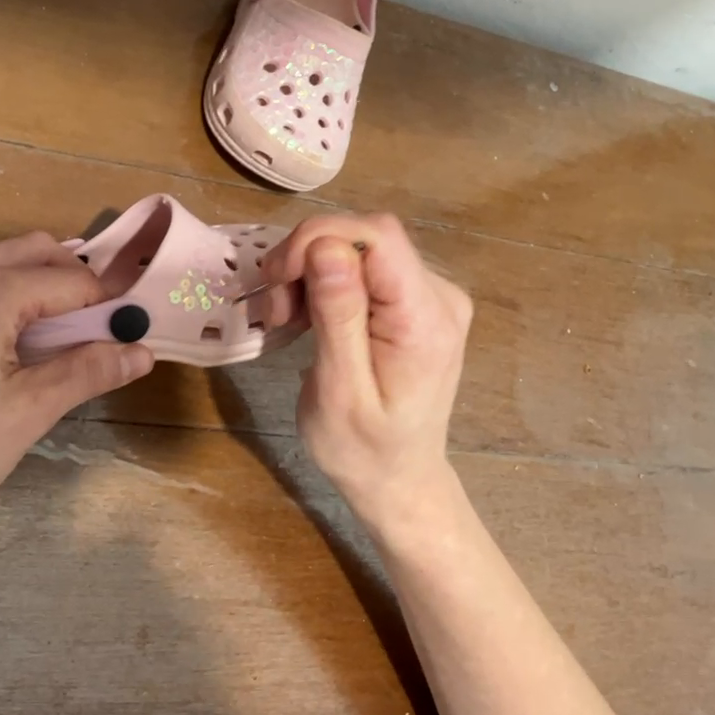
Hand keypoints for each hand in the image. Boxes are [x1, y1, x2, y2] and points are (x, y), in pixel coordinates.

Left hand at [0, 231, 153, 577]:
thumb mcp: (25, 416)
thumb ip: (86, 372)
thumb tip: (142, 351)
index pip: (70, 280)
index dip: (106, 304)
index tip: (127, 329)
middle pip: (32, 249)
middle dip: (70, 281)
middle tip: (89, 330)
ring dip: (23, 271)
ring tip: (37, 320)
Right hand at [260, 213, 472, 531]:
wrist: (396, 478)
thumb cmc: (361, 448)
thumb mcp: (339, 389)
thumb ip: (338, 315)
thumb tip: (325, 246)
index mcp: (426, 319)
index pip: (377, 237)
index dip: (319, 240)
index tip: (278, 279)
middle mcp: (439, 295)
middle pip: (365, 237)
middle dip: (306, 258)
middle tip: (274, 308)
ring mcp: (429, 295)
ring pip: (357, 247)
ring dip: (308, 271)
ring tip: (285, 317)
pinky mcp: (411, 300)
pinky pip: (360, 267)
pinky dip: (321, 281)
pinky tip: (304, 314)